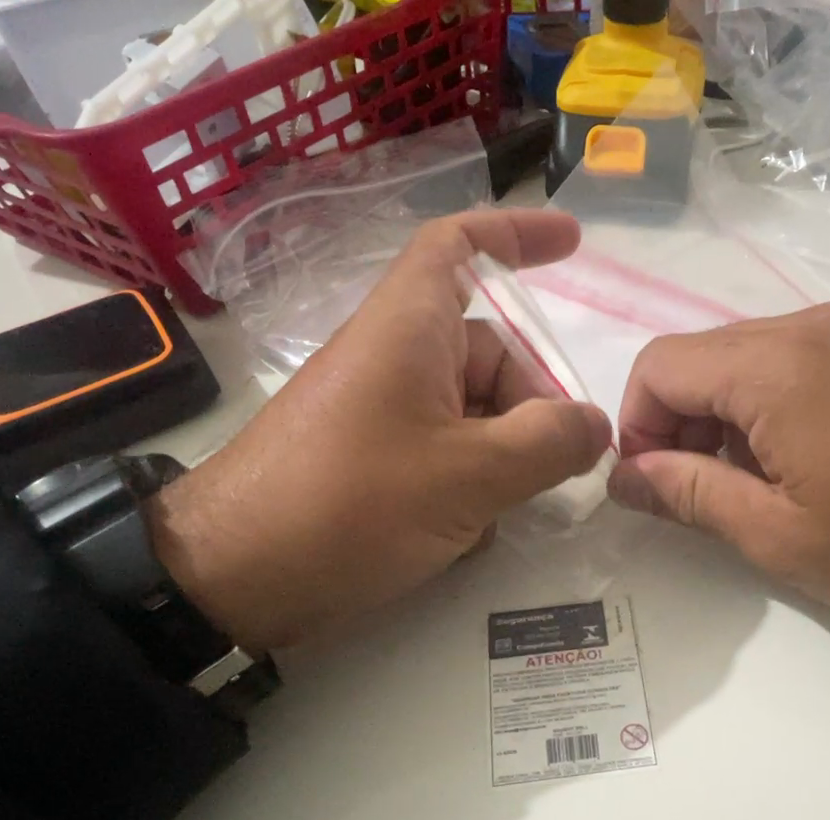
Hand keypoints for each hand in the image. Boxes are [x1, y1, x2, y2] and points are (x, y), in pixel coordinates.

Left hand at [147, 209, 610, 650]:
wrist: (234, 577)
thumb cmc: (349, 504)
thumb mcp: (468, 476)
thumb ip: (547, 444)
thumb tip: (595, 427)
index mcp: (410, 328)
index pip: (462, 248)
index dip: (517, 233)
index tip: (572, 242)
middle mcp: (397, 359)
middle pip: (491, 353)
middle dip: (534, 403)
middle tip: (560, 462)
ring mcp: (385, 414)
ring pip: (475, 413)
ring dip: (507, 455)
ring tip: (507, 508)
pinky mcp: (375, 461)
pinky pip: (447, 452)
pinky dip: (473, 483)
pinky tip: (471, 531)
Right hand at [607, 302, 829, 636]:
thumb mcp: (776, 536)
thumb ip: (687, 494)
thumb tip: (624, 476)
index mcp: (775, 366)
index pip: (659, 366)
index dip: (638, 426)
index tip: (658, 484)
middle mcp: (812, 325)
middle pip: (703, 356)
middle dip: (682, 422)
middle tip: (707, 492)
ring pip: (750, 357)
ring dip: (729, 415)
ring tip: (761, 483)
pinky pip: (802, 360)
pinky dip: (777, 403)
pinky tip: (812, 460)